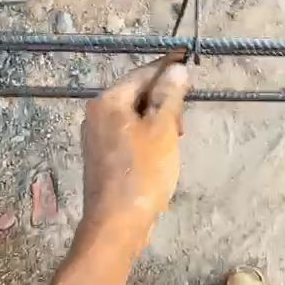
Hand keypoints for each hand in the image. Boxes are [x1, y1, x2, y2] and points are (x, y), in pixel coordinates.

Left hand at [80, 57, 191, 245]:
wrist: (116, 223)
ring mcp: (95, 136)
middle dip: (163, 101)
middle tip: (182, 123)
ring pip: (133, 115)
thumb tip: (176, 69)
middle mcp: (96, 113)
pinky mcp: (100, 156)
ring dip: (157, 120)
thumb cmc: (142, 173)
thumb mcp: (162, 129)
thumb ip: (169, 96)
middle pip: (136, 93)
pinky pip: (127, 134)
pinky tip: (159, 153)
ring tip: (174, 139)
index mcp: (108, 101)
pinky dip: (146, 136)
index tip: (188, 61)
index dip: (167, 68)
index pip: (142, 74)